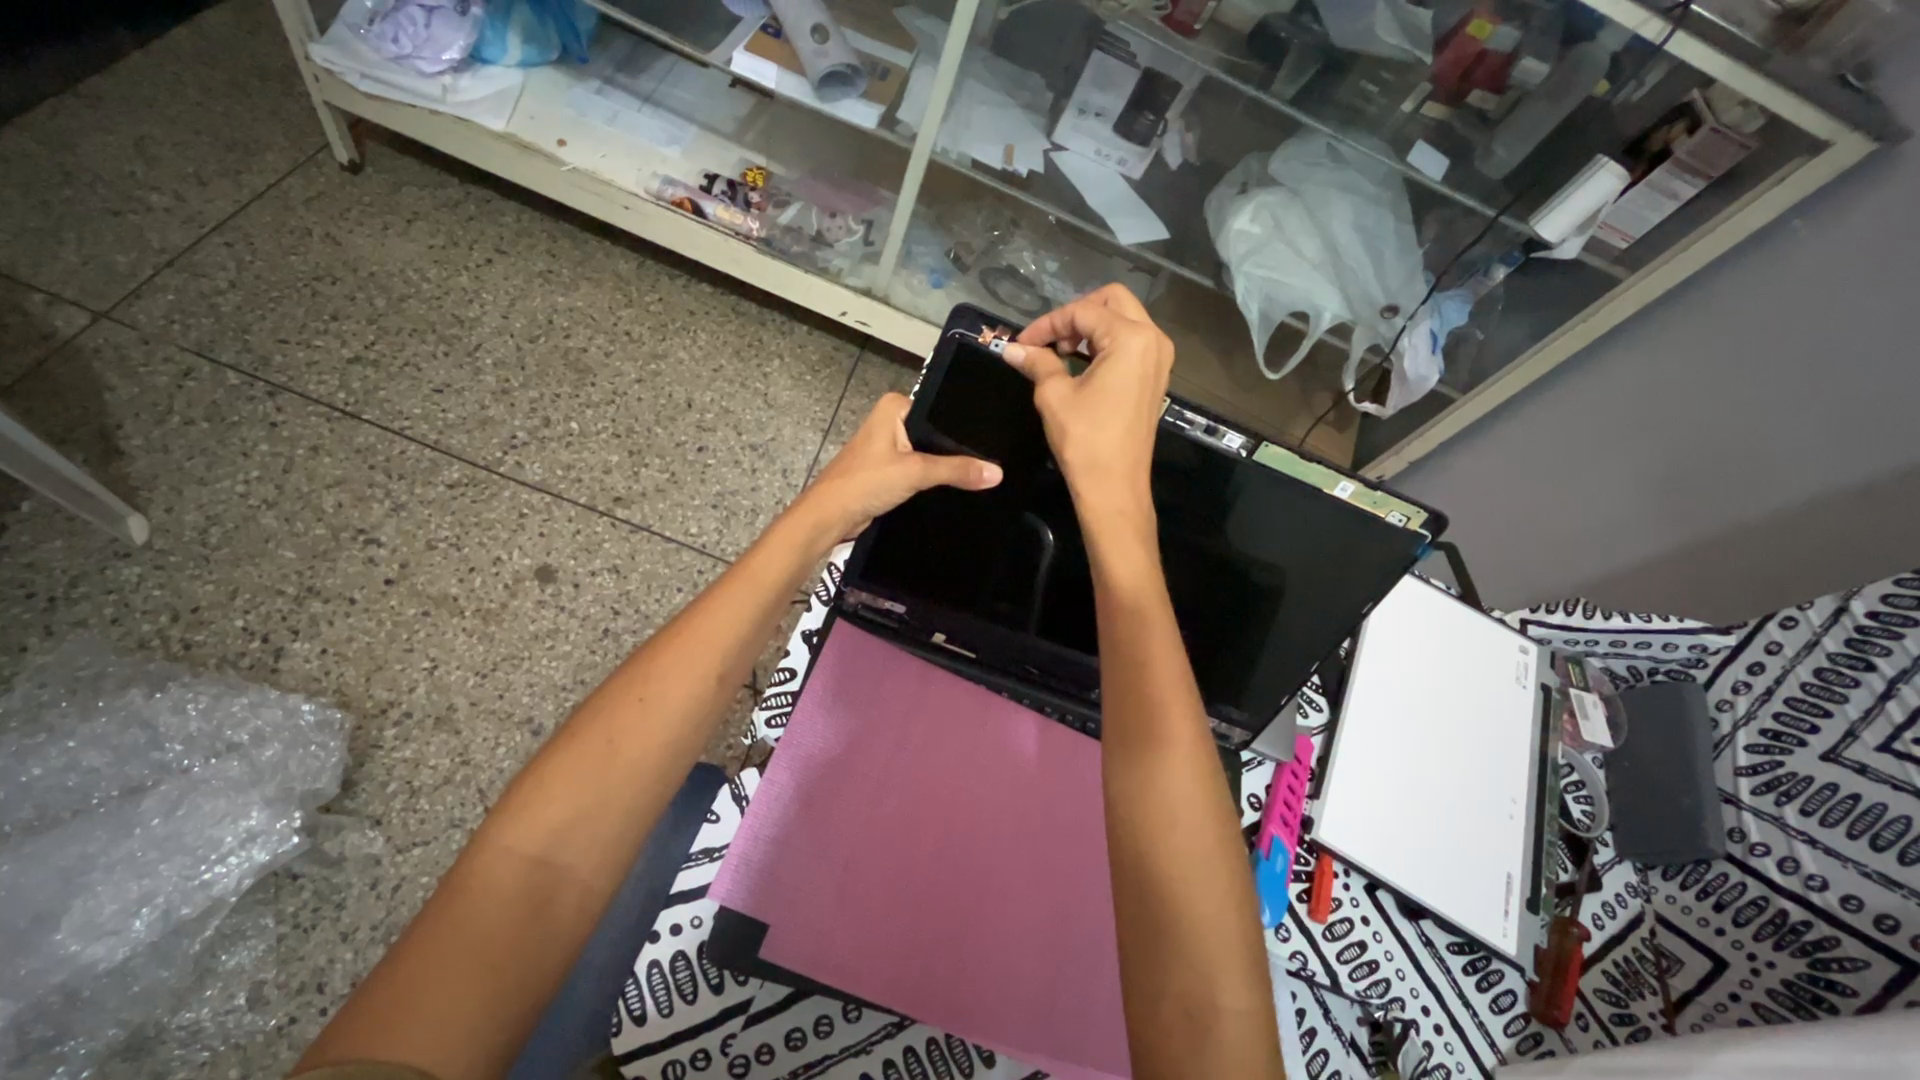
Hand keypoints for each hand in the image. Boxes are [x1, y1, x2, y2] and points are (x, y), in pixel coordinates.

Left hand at [797, 391, 1001, 542]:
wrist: (830, 516)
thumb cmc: (866, 483)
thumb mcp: (916, 472)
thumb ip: (957, 470)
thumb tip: (997, 472)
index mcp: (895, 406)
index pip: (942, 410)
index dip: (966, 428)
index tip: (997, 439)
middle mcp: (892, 420)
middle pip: (937, 433)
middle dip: (958, 449)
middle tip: (996, 459)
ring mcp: (890, 446)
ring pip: (929, 453)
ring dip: (946, 467)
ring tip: (983, 474)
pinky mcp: (889, 470)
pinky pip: (920, 470)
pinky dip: (934, 479)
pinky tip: (958, 487)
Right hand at [1001, 285, 1173, 533]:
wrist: (1114, 487)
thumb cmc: (1085, 440)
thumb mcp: (1054, 395)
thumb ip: (1037, 362)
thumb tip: (1012, 348)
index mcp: (1131, 338)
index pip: (1083, 312)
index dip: (1048, 323)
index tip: (1022, 342)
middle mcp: (1152, 340)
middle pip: (1112, 302)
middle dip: (1075, 314)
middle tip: (1049, 339)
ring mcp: (1158, 358)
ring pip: (1123, 320)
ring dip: (1090, 327)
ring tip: (1061, 351)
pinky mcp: (1155, 377)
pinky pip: (1130, 343)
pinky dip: (1104, 343)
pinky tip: (1080, 363)